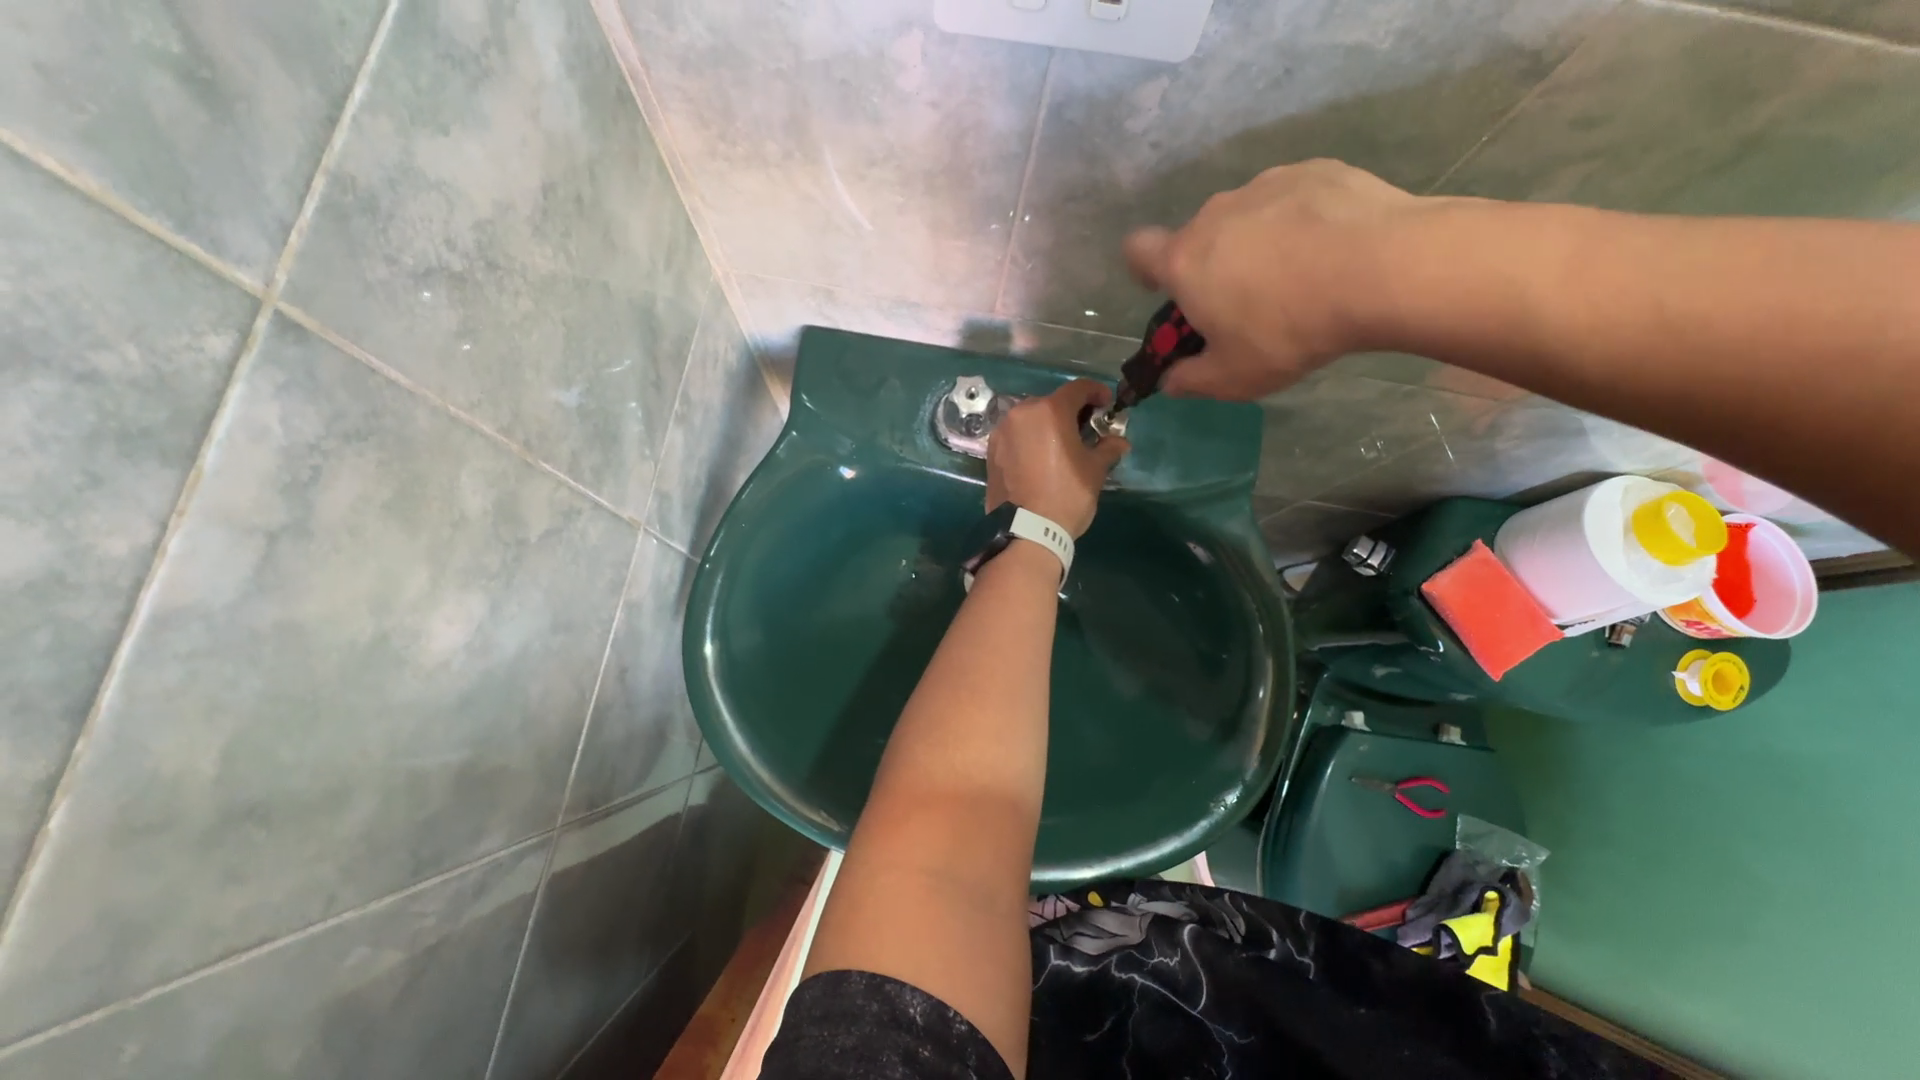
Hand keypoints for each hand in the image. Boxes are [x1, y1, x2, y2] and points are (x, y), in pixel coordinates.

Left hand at [985, 380, 1129, 536]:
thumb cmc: (1066, 495)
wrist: (1026, 530)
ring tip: (1062, 445)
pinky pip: (1016, 436)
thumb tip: (1119, 442)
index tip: (1107, 404)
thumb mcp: (1094, 470)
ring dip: (1048, 425)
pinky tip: (1041, 457)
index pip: (1077, 388)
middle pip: (1051, 402)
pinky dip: (1030, 439)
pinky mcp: (991, 451)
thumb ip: (1107, 448)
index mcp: (1050, 411)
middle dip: (1071, 411)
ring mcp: (1002, 432)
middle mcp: (1021, 413)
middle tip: (1086, 428)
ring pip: (1030, 418)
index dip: (1096, 392)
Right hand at [1124, 159, 1422, 399]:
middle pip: (1200, 237)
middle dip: (1215, 266)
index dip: (1145, 270)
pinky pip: (1294, 199)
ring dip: (1260, 242)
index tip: (1172, 291)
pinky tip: (1335, 247)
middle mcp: (1215, 214)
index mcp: (1185, 261)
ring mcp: (1265, 186)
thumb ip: (1193, 380)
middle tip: (1250, 303)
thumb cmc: (1290, 329)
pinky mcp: (1314, 170)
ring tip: (1303, 274)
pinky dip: (1304, 220)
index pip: (1137, 251)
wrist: (1383, 269)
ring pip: (1248, 217)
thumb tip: (1172, 381)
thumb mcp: (1235, 377)